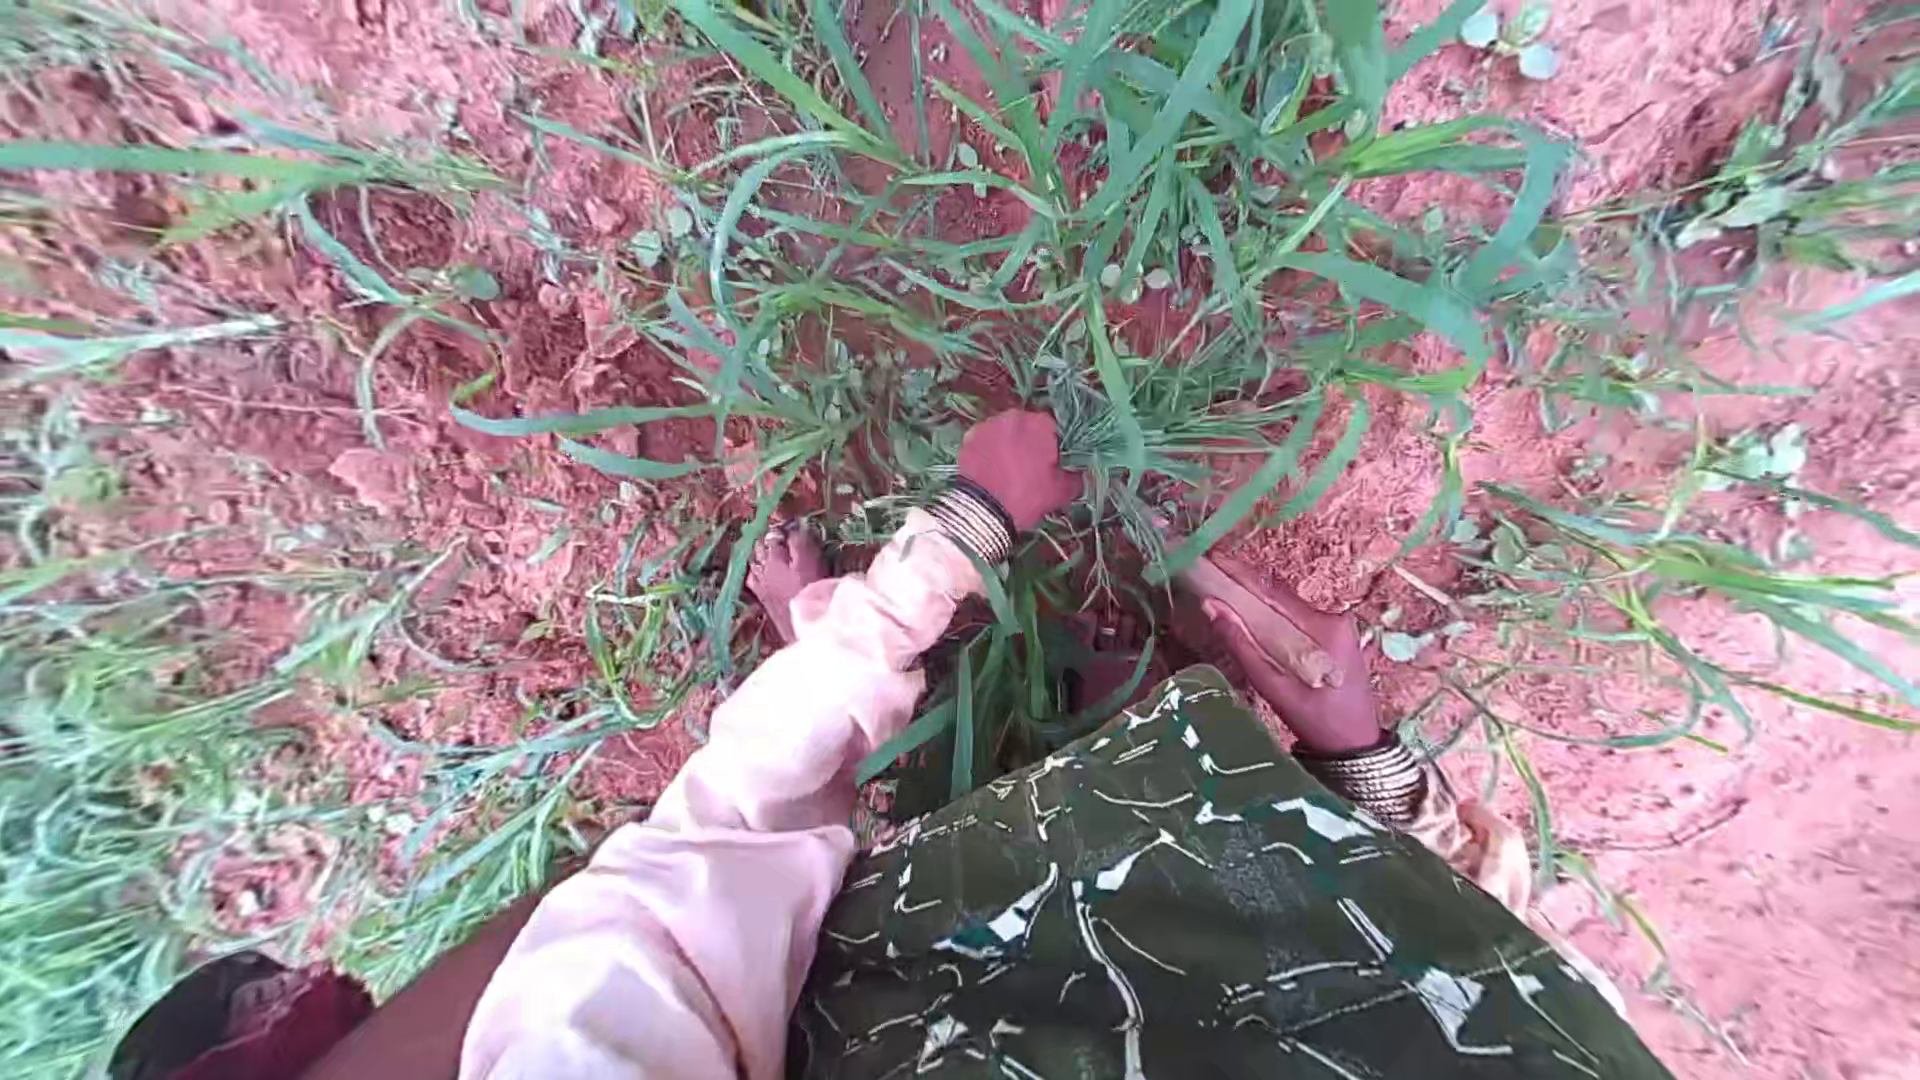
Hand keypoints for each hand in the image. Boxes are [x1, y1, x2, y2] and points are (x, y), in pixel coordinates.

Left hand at [957, 410, 1079, 530]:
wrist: (983, 510)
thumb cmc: (1026, 497)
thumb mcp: (1060, 492)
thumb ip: (1075, 478)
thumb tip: (1080, 473)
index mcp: (1039, 424)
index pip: (1052, 428)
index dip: (1052, 446)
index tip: (1050, 463)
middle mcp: (1013, 417)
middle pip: (1026, 427)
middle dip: (1028, 442)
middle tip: (1027, 468)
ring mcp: (987, 426)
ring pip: (1003, 432)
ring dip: (1006, 444)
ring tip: (1006, 470)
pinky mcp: (968, 439)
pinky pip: (984, 442)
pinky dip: (987, 451)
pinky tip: (989, 470)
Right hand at [1204, 583, 1380, 753]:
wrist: (1354, 744)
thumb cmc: (1313, 718)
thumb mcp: (1271, 684)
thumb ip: (1240, 643)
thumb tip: (1210, 606)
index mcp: (1323, 627)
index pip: (1272, 591)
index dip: (1238, 573)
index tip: (1210, 560)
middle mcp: (1333, 617)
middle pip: (1278, 594)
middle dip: (1242, 582)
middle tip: (1208, 569)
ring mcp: (1336, 624)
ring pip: (1284, 604)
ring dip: (1253, 596)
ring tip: (1220, 585)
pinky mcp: (1333, 633)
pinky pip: (1292, 615)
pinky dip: (1267, 611)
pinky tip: (1245, 608)